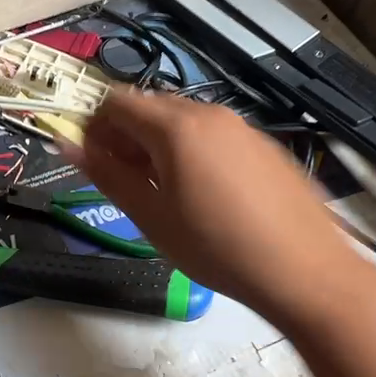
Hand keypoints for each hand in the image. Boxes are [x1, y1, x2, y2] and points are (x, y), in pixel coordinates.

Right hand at [62, 90, 372, 325]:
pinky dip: (193, 150)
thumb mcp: (150, 217)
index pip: (115, 102)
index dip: (94, 126)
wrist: (309, 274)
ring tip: (164, 191)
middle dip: (125, 134)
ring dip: (158, 142)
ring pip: (182, 120)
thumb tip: (66, 144)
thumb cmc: (217, 248)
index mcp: (175, 126)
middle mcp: (208, 113)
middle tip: (125, 180)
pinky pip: (214, 134)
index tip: (92, 161)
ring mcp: (242, 127)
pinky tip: (206, 195)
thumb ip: (105, 174)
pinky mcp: (266, 146)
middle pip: (149, 106)